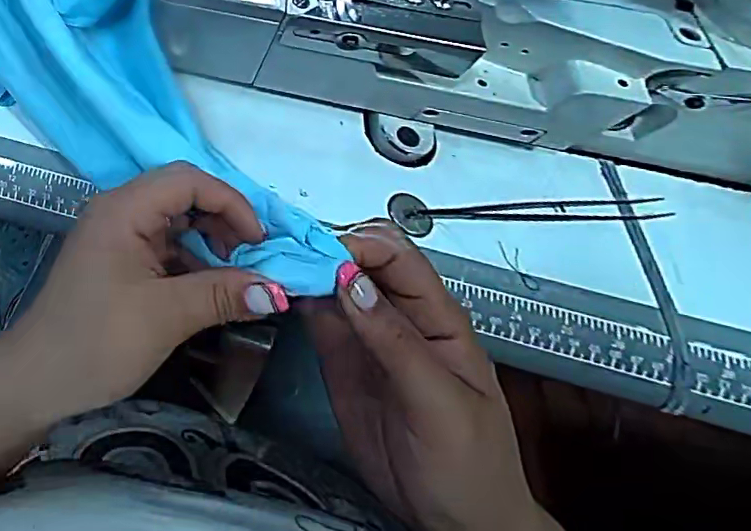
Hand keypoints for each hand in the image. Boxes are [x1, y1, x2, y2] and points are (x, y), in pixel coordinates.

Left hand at [3, 162, 290, 419]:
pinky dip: (192, 256)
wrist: (35, 381)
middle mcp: (119, 208)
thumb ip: (222, 295)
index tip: (260, 241)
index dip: (230, 202)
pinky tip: (210, 283)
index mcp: (124, 207)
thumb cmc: (96, 341)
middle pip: (182, 193)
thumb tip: (276, 291)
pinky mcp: (118, 255)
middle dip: (223, 218)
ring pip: (175, 217)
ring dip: (210, 238)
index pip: (188, 180)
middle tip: (253, 255)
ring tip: (237, 271)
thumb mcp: (165, 316)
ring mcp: (117, 231)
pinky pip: (164, 241)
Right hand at [305, 222, 559, 530]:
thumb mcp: (441, 404)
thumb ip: (397, 341)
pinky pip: (317, 313)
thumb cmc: (473, 468)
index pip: (396, 256)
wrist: (459, 524)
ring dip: (306, 269)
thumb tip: (354, 282)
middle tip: (295, 257)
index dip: (359, 247)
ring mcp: (367, 333)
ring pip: (333, 279)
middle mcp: (398, 314)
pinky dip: (297, 298)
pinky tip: (282, 294)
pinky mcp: (341, 355)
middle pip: (360, 257)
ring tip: (277, 267)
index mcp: (436, 316)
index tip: (323, 255)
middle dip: (327, 247)